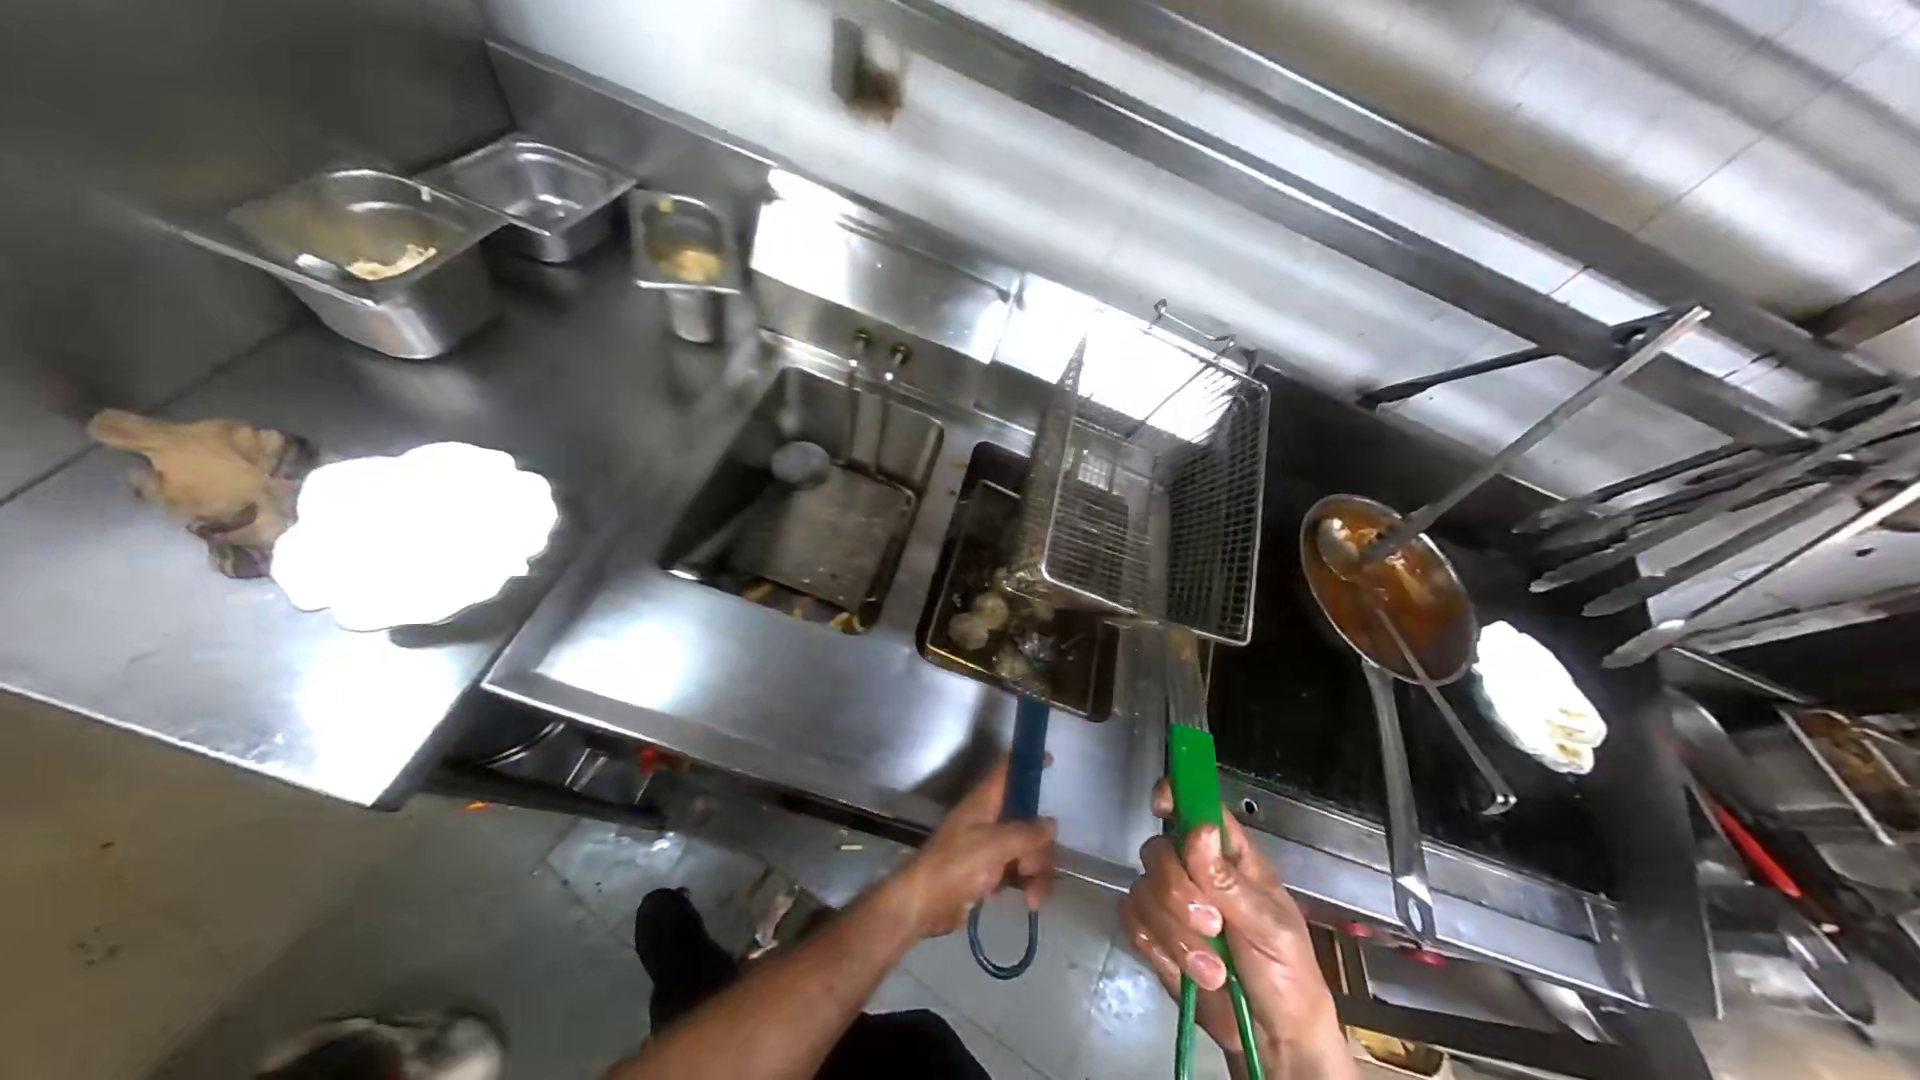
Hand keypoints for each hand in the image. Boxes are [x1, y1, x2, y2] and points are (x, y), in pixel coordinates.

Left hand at [888, 757, 1056, 938]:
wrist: (924, 904)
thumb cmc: (955, 865)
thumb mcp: (995, 845)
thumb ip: (1026, 833)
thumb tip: (1051, 823)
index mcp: (984, 801)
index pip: (1006, 769)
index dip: (1026, 760)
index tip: (1049, 760)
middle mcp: (989, 818)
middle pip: (1028, 818)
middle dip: (1039, 846)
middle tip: (1031, 868)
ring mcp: (990, 846)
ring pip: (1028, 848)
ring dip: (1037, 871)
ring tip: (1032, 897)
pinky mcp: (990, 871)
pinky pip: (1019, 870)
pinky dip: (1027, 884)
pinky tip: (1028, 901)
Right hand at [1122, 779, 1354, 1078]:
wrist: (1272, 1037)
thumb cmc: (1287, 973)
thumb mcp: (1271, 928)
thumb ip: (1230, 883)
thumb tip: (1198, 829)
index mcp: (1229, 856)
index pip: (1196, 805)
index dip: (1175, 794)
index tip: (1162, 807)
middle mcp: (1194, 869)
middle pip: (1159, 850)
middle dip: (1179, 893)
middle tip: (1213, 927)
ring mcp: (1170, 901)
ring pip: (1143, 889)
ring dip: (1176, 934)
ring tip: (1213, 970)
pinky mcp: (1153, 933)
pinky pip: (1132, 921)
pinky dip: (1158, 947)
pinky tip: (1188, 971)